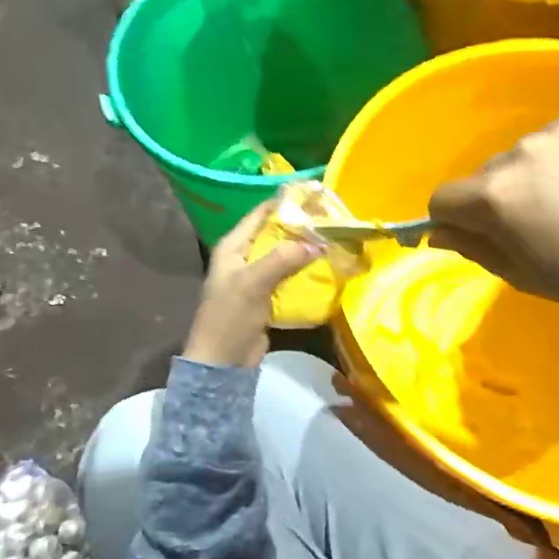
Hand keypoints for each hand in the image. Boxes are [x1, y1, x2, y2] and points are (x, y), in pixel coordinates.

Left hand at [184, 200, 320, 367]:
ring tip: (335, 242)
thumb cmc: (230, 318)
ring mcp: (256, 279)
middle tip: (333, 220)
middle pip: (276, 234)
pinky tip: (327, 270)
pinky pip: (289, 279)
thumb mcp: (254, 283)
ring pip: (285, 257)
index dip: (285, 203)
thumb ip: (283, 259)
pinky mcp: (267, 299)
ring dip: (306, 251)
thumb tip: (318, 242)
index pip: (261, 214)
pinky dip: (305, 273)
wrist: (223, 363)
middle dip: (302, 228)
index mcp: (233, 247)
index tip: (315, 196)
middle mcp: (244, 258)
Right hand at [428, 103, 558, 319]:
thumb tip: (442, 231)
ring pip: (531, 151)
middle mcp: (521, 149)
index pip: (444, 198)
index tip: (481, 234)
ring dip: (542, 172)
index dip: (456, 220)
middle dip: (504, 195)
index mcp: (496, 195)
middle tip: (544, 222)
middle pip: (489, 173)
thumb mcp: (526, 276)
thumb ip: (476, 248)